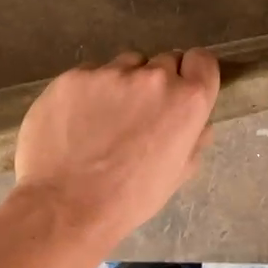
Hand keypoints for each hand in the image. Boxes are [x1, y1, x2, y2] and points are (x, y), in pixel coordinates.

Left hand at [12, 50, 220, 241]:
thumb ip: (195, 138)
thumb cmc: (130, 198)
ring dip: (123, 83)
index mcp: (188, 100)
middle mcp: (155, 77)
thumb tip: (198, 122)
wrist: (65, 207)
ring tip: (104, 116)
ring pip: (126, 65)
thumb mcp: (179, 173)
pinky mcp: (74, 77)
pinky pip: (89, 74)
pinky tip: (76, 119)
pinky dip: (88, 90)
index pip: (203, 60)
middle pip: (164, 61)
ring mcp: (112, 73)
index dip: (192, 73)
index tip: (181, 88)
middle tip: (139, 113)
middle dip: (157, 82)